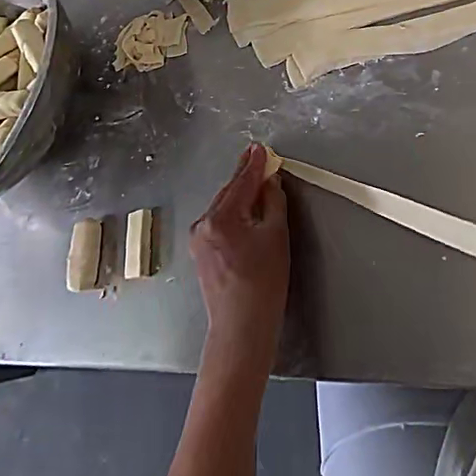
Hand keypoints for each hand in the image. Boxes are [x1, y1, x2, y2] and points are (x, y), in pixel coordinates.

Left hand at [190, 144, 289, 344]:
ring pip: (223, 206)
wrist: (241, 327)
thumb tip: (269, 182)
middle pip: (229, 192)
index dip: (255, 164)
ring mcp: (198, 239)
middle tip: (259, 157)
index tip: (261, 148)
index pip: (242, 182)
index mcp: (221, 217)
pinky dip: (233, 212)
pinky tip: (245, 210)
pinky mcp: (200, 252)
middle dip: (245, 176)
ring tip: (256, 181)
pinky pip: (218, 221)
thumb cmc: (264, 283)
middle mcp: (203, 224)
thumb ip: (273, 202)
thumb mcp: (277, 236)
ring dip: (239, 194)